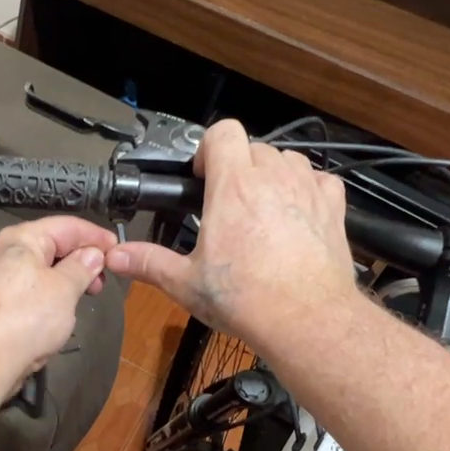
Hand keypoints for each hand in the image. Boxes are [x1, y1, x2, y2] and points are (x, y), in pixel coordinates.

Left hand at [0, 216, 117, 391]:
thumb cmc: (25, 317)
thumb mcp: (64, 289)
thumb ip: (82, 268)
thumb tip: (93, 254)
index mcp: (22, 238)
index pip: (67, 226)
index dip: (96, 236)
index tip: (119, 249)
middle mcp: (7, 253)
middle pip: (53, 247)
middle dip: (82, 260)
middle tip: (104, 281)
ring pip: (43, 272)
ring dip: (67, 281)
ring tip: (86, 298)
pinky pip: (31, 293)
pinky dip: (50, 298)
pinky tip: (60, 314)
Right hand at [105, 120, 357, 349]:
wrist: (305, 318)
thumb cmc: (247, 298)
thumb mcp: (186, 282)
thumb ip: (149, 262)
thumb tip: (116, 256)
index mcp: (233, 187)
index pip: (222, 132)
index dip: (207, 148)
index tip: (201, 175)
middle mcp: (272, 178)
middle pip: (253, 147)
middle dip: (238, 167)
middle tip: (226, 201)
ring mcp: (307, 190)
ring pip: (288, 159)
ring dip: (272, 173)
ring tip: (261, 206)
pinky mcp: (332, 208)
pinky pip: (321, 180)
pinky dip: (308, 188)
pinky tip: (296, 212)